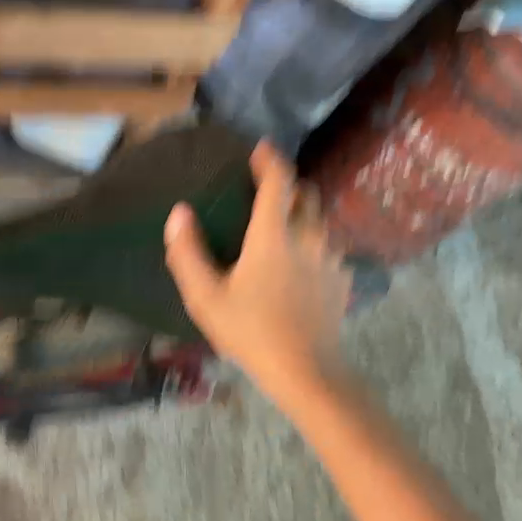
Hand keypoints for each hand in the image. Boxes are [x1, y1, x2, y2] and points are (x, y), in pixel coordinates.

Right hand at [164, 142, 352, 392]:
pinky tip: (302, 265)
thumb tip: (179, 213)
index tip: (260, 149)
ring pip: (321, 221)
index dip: (269, 160)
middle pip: (306, 195)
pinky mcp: (342, 281)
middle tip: (268, 190)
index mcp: (273, 235)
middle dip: (289, 185)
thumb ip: (188, 253)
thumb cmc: (251, 332)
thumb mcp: (206, 298)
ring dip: (303, 214)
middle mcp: (308, 237)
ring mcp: (330, 259)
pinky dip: (314, 245)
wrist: (306, 371)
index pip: (278, 181)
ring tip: (284, 226)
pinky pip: (329, 250)